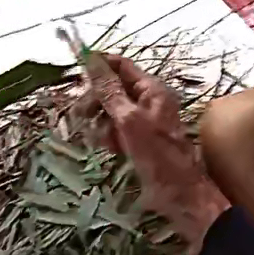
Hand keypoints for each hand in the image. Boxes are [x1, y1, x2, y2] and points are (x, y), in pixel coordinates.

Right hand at [79, 54, 230, 252]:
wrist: (179, 194)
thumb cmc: (158, 156)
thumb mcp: (129, 120)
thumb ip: (109, 91)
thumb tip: (91, 60)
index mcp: (151, 89)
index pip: (121, 66)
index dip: (98, 66)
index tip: (74, 73)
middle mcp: (148, 100)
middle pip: (113, 88)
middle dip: (95, 100)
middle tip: (80, 114)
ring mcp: (144, 120)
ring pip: (111, 110)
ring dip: (101, 122)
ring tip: (101, 139)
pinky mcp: (139, 139)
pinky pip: (117, 129)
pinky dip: (109, 136)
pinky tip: (109, 149)